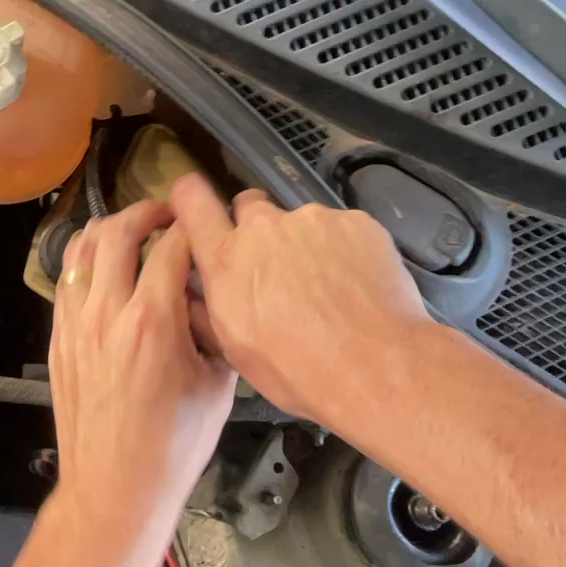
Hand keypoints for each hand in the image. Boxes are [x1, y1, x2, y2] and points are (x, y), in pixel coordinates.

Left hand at [49, 200, 235, 554]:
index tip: (204, 225)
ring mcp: (75, 323)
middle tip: (166, 215)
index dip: (191, 227)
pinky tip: (103, 269)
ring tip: (131, 230)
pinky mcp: (57, 338)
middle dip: (146, 212)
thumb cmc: (174, 445)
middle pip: (118, 231)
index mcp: (153, 320)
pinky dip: (85, 262)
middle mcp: (108, 311)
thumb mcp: (218, 387)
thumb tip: (212, 298)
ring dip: (108, 229)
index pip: (172, 247)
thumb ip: (216, 331)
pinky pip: (67, 280)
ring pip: (81, 249)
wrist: (114, 487)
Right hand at [169, 173, 442, 426]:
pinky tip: (357, 285)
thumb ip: (211, 307)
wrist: (375, 367)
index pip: (192, 200)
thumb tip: (199, 292)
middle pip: (249, 205)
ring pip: (300, 222)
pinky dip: (344, 250)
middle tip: (276, 266)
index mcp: (227, 258)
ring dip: (305, 244)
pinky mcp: (357, 222)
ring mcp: (313, 220)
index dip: (190, 197)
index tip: (199, 208)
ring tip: (328, 287)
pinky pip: (342, 229)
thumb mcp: (234, 348)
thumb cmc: (295, 369)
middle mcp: (264, 227)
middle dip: (256, 227)